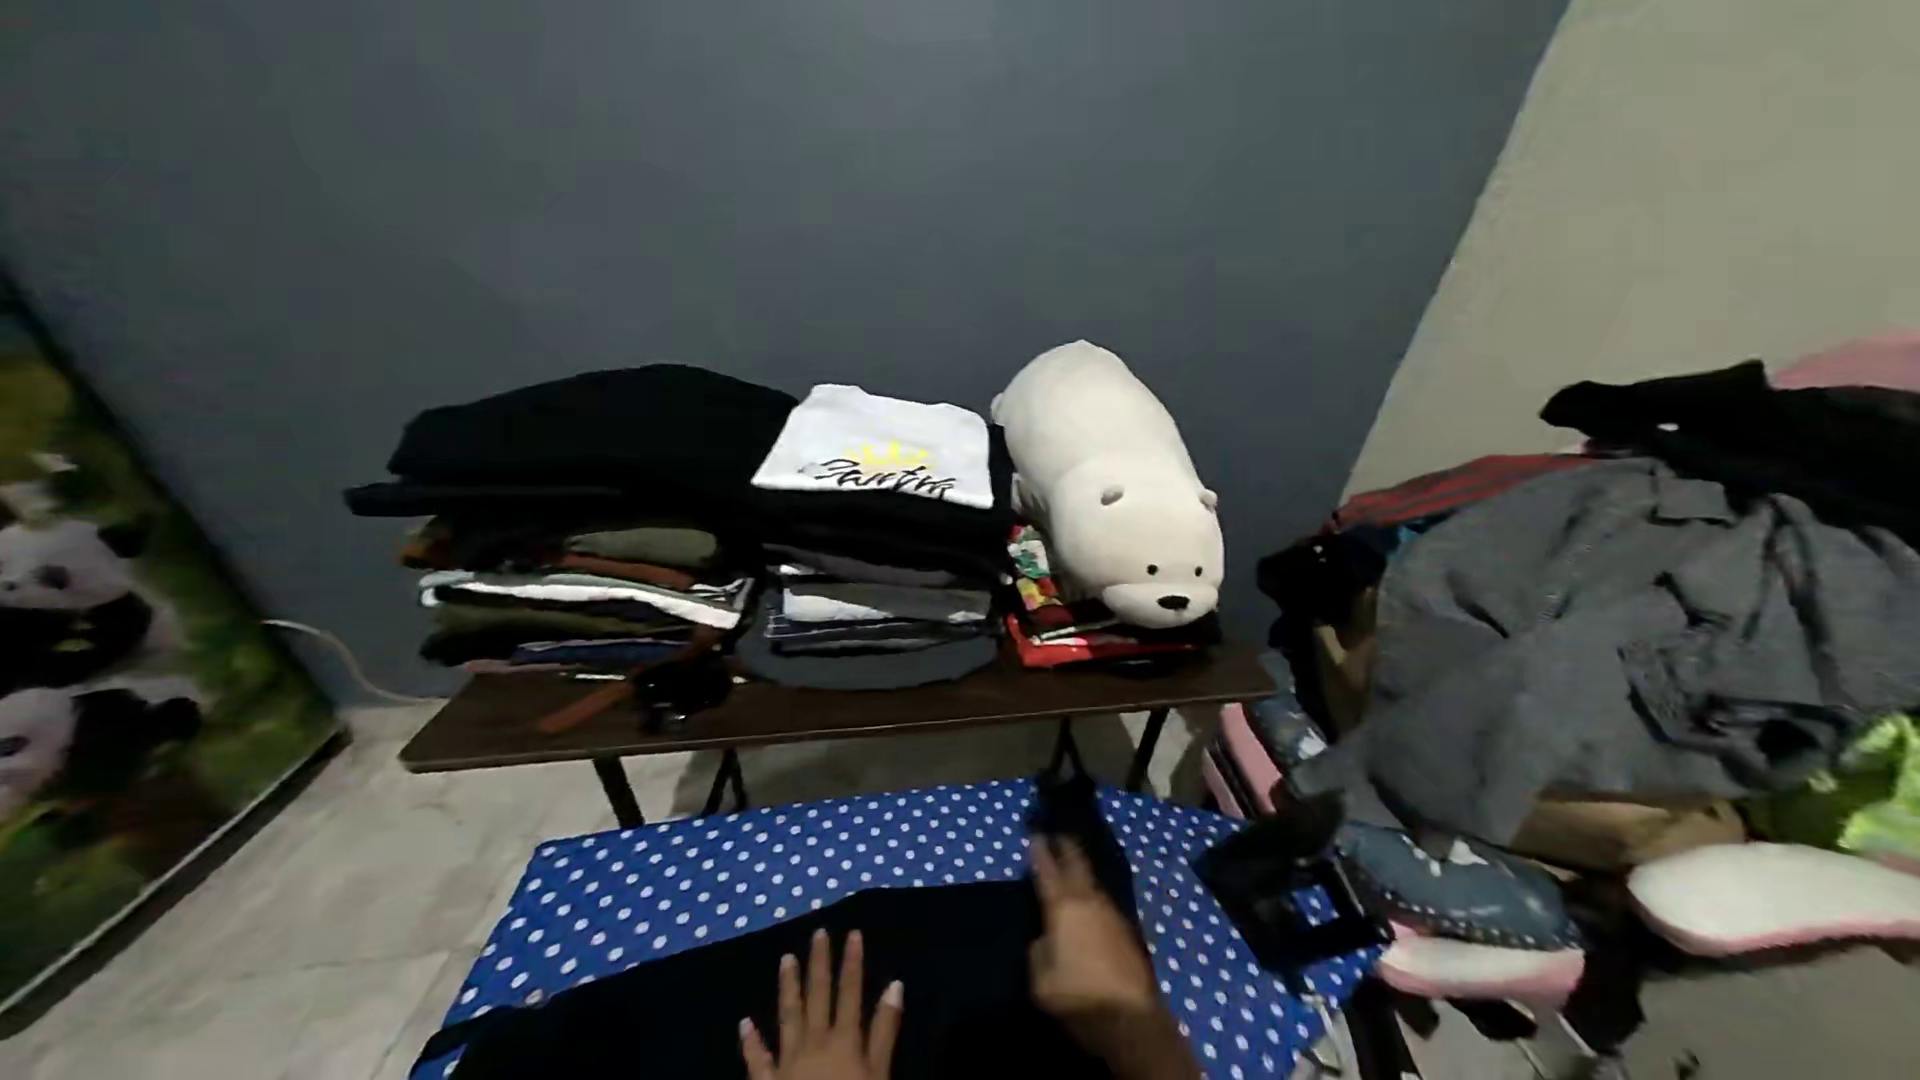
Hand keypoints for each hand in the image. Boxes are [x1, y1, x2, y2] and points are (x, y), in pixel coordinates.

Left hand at [741, 928, 903, 1079]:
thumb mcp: (879, 1076)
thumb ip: (885, 1032)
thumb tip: (895, 984)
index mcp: (844, 1041)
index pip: (850, 993)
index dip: (852, 962)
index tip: (853, 933)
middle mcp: (814, 1043)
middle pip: (818, 997)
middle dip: (819, 963)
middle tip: (818, 932)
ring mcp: (787, 1063)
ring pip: (788, 1018)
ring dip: (787, 988)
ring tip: (785, 959)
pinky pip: (757, 1063)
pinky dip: (750, 1043)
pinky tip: (744, 1023)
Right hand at [1029, 836, 1197, 1079]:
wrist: (1131, 1020)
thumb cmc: (1078, 996)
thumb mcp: (1040, 978)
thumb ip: (1038, 949)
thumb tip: (1044, 936)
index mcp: (1062, 907)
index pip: (1047, 869)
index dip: (1039, 850)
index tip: (1035, 834)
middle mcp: (1088, 900)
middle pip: (1077, 863)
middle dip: (1066, 846)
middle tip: (1058, 833)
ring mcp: (1112, 912)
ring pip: (1093, 881)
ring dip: (1082, 870)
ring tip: (1073, 864)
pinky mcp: (1128, 930)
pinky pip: (1105, 901)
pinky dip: (1094, 894)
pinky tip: (1091, 901)